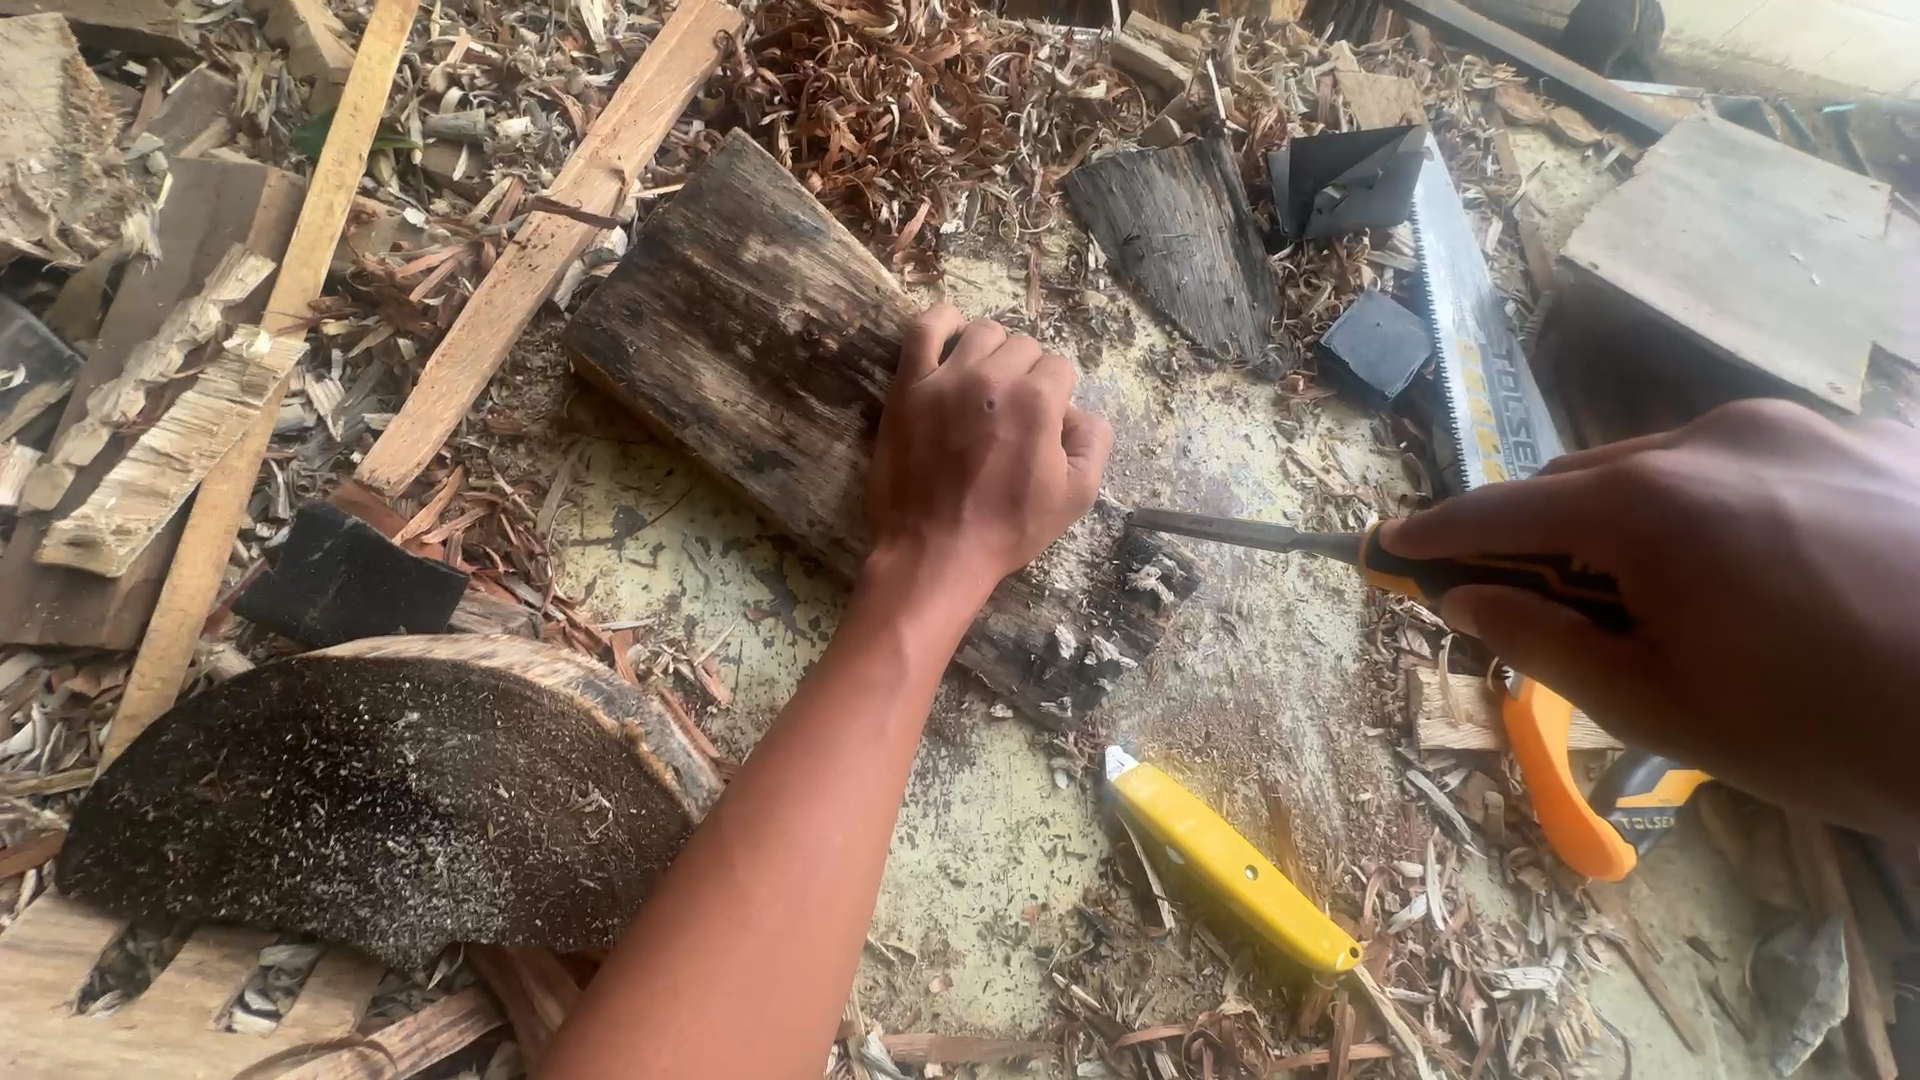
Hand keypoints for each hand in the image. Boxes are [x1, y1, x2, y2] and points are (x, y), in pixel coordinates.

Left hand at [866, 304, 1112, 601]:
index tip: (1043, 423)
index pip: (1060, 369)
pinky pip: (923, 330)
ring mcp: (946, 379)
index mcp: (1038, 401)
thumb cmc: (1007, 528)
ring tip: (986, 380)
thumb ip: (1094, 442)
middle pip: (1023, 347)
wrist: (935, 551)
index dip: (1057, 396)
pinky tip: (951, 328)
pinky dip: (941, 320)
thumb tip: (1081, 412)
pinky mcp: (908, 387)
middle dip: (1027, 374)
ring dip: (993, 350)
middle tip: (1013, 411)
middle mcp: (994, 378)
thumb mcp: (1076, 497)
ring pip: (981, 332)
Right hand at [1383, 399, 1919, 836]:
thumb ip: (1536, 640)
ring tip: (1673, 588)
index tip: (1389, 543)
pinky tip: (1769, 563)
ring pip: (1657, 464)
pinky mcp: (1878, 436)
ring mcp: (1807, 427)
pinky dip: (1712, 503)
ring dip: (1627, 517)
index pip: (1497, 512)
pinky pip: (1745, 461)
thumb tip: (1459, 600)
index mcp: (1650, 506)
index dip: (1433, 532)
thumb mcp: (1657, 702)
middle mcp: (1716, 440)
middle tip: (1547, 596)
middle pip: (1574, 483)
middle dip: (1540, 535)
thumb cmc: (1840, 731)